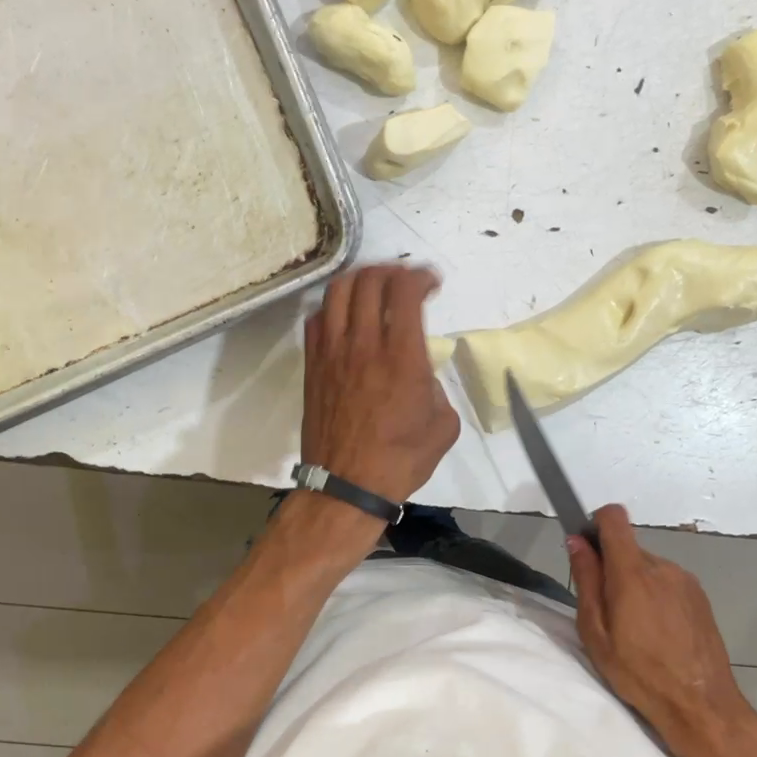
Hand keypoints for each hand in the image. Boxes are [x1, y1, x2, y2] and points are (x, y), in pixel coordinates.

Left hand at [302, 264, 460, 502]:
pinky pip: (317, 320)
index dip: (420, 276)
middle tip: (404, 280)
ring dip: (360, 279)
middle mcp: (364, 345)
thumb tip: (422, 376)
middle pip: (370, 281)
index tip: (431, 284)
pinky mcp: (313, 366)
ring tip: (373, 286)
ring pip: (338, 292)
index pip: (405, 291)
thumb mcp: (443, 425)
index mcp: (402, 357)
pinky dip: (333, 307)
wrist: (347, 486)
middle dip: (392, 270)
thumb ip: (437, 389)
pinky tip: (345, 316)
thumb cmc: (401, 461)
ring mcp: (332, 353)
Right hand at [567, 505, 752, 741]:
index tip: (586, 549)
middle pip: (628, 549)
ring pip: (648, 568)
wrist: (699, 702)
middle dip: (612, 569)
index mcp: (632, 572)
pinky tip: (657, 632)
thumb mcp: (596, 631)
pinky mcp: (700, 596)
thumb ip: (587, 580)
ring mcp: (685, 580)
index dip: (596, 524)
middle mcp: (662, 567)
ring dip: (635, 585)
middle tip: (607, 611)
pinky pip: (667, 582)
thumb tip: (576, 541)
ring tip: (635, 628)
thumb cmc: (638, 671)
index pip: (614, 519)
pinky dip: (656, 596)